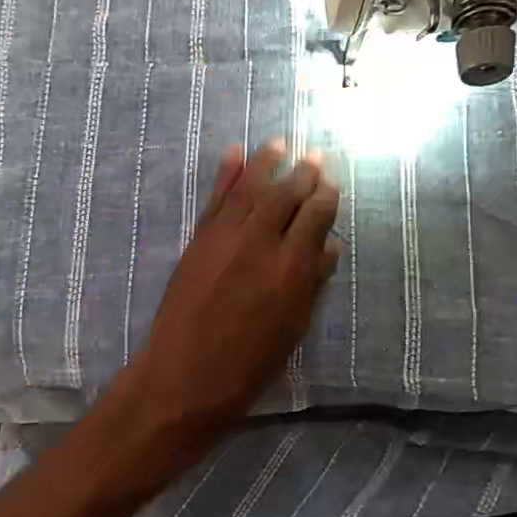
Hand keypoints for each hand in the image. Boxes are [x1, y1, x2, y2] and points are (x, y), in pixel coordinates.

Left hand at [104, 139, 340, 451]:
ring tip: (279, 141)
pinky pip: (215, 199)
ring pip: (251, 189)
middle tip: (314, 156)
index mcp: (292, 268)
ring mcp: (225, 237)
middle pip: (286, 196)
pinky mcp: (199, 239)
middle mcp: (261, 243)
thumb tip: (331, 246)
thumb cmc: (249, 362)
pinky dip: (225, 175)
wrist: (185, 374)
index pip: (315, 217)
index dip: (325, 198)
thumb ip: (312, 282)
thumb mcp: (292, 327)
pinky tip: (234, 153)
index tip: (331, 184)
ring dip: (265, 162)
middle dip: (303, 174)